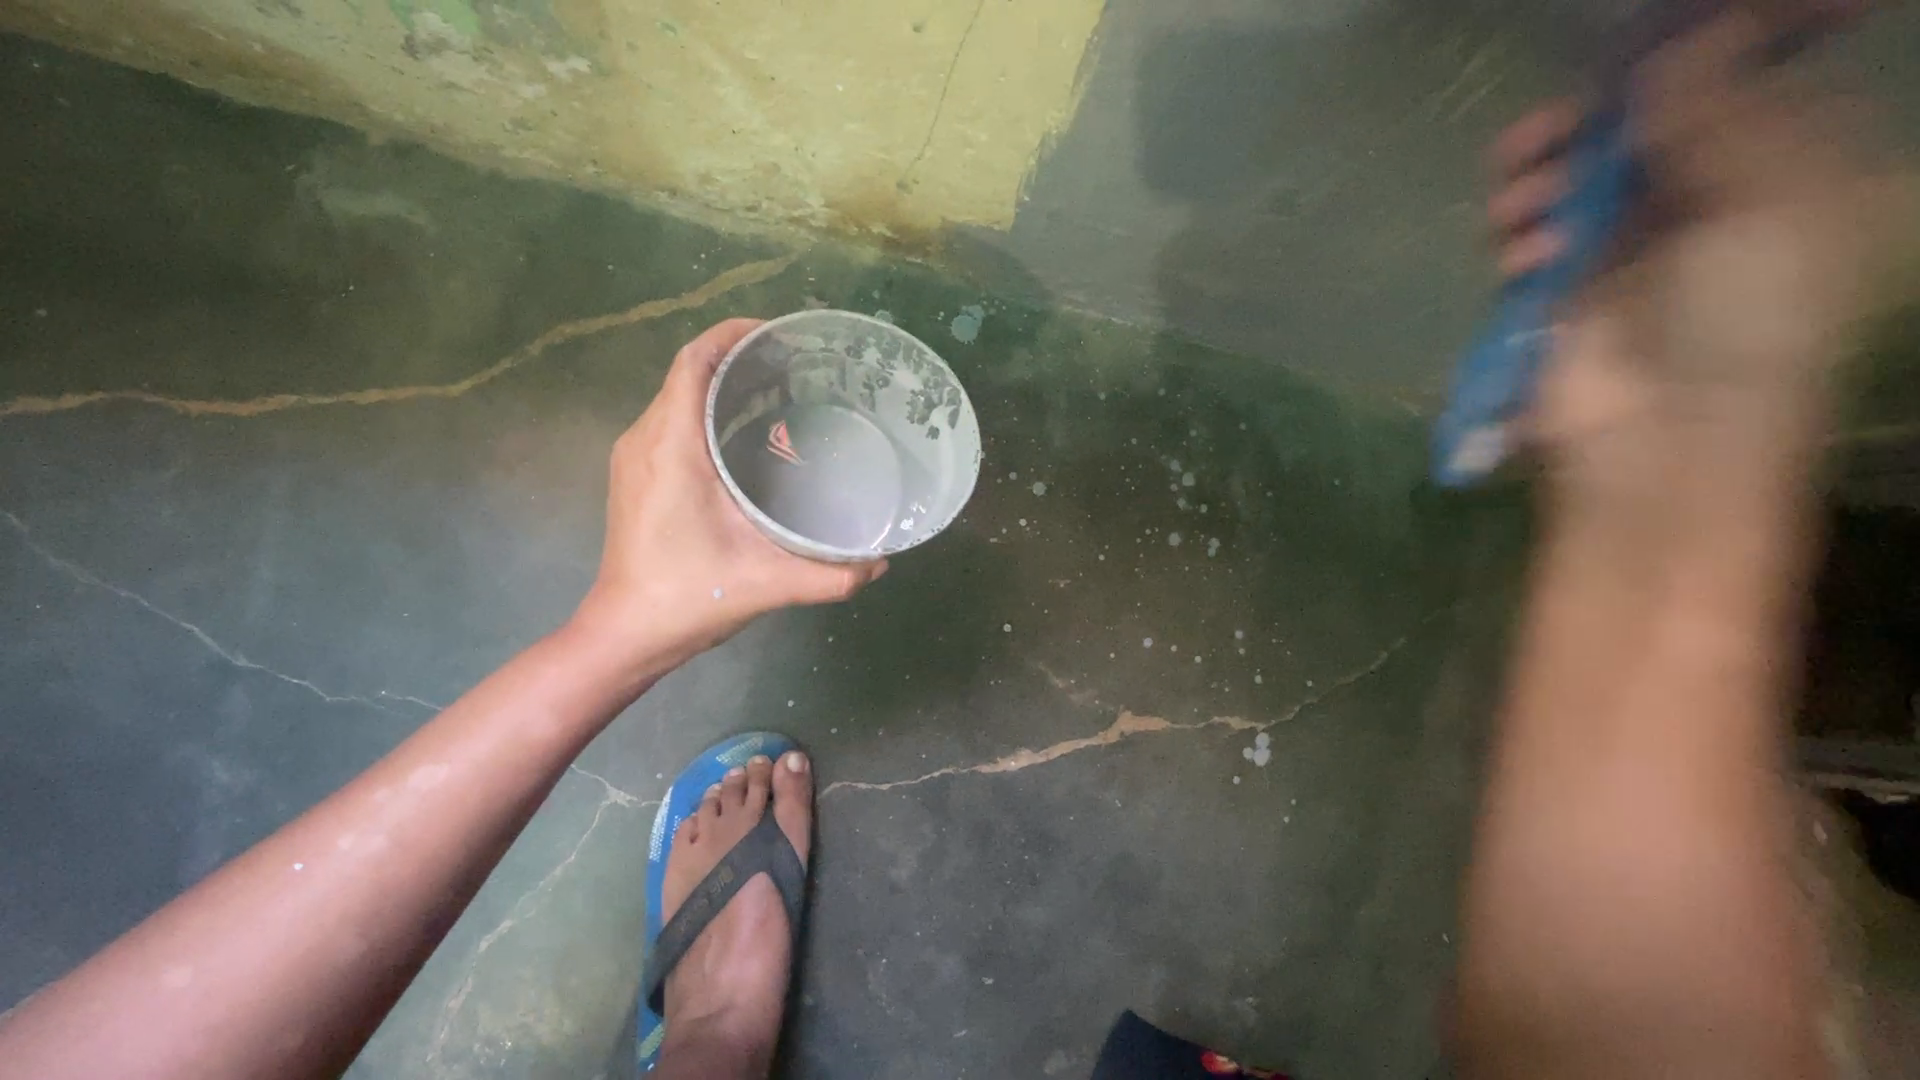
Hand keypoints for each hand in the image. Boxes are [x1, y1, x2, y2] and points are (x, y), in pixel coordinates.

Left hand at [576, 318, 886, 666]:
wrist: (626, 633)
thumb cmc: (689, 598)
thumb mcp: (769, 583)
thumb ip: (832, 575)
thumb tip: (881, 564)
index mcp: (671, 447)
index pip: (694, 362)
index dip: (733, 335)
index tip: (779, 335)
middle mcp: (645, 440)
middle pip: (688, 373)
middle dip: (738, 358)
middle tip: (796, 367)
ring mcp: (634, 458)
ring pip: (677, 397)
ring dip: (720, 386)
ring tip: (778, 394)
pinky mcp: (635, 476)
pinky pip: (670, 422)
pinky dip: (705, 412)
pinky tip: (744, 439)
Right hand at [1490, 6, 1899, 508]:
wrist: (1661, 437)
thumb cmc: (1739, 320)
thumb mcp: (1764, 202)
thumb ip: (1721, 112)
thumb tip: (1680, 45)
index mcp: (1782, 164)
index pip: (1742, 75)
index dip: (1699, 48)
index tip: (1644, 39)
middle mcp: (1702, 193)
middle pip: (1635, 122)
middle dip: (1584, 123)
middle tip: (1543, 133)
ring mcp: (1623, 242)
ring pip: (1568, 175)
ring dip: (1536, 183)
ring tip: (1520, 210)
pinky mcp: (1558, 287)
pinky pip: (1526, 233)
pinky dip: (1515, 236)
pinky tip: (1520, 259)